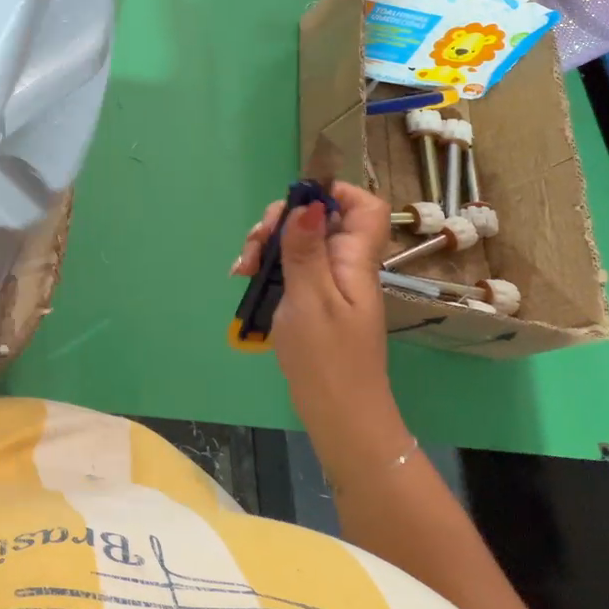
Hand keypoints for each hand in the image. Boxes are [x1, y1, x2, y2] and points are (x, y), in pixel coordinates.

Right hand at [232, 181, 409, 481]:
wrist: (340, 415)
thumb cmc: (327, 357)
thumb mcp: (310, 299)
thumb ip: (306, 250)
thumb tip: (307, 204)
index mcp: (354, 260)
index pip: (364, 207)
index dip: (334, 193)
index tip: (294, 204)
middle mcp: (345, 266)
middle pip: (319, 219)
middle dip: (281, 221)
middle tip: (257, 243)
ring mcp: (328, 284)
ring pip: (298, 242)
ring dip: (267, 245)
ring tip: (244, 267)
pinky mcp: (312, 302)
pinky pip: (290, 268)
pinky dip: (267, 267)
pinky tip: (245, 278)